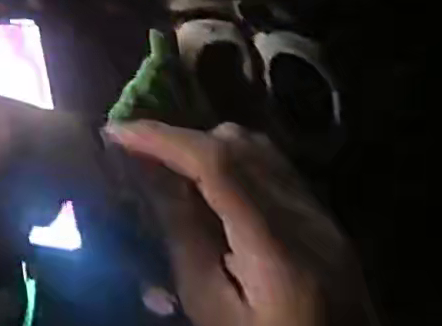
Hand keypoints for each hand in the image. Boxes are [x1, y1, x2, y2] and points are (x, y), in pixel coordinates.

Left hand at [0, 86, 111, 262]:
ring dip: (37, 147)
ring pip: (24, 116)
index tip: (98, 204)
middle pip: (54, 124)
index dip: (97, 175)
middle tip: (63, 198)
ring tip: (26, 185)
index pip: (80, 141)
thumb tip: (57, 201)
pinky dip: (8, 137)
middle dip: (67, 160)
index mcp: (15, 130)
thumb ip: (40, 210)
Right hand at [110, 122, 373, 325]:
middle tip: (133, 147)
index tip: (114, 133)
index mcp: (280, 253)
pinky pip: (271, 163)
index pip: (215, 164)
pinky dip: (231, 155)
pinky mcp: (326, 222)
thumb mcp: (209, 308)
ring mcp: (324, 220)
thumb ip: (180, 234)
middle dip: (173, 137)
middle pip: (232, 145)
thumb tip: (141, 168)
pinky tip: (207, 177)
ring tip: (169, 162)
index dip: (159, 137)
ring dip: (203, 143)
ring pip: (253, 145)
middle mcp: (309, 223)